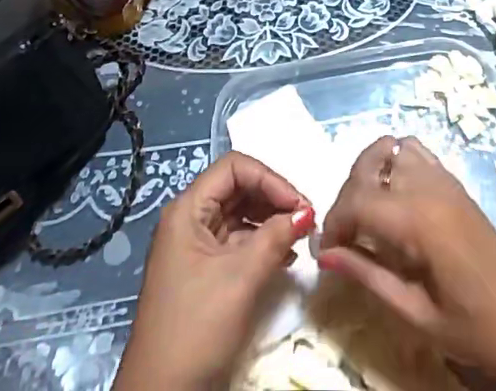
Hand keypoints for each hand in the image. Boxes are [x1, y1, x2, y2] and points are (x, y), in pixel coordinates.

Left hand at [115, 151, 314, 390]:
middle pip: (237, 188)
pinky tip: (286, 257)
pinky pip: (237, 241)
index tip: (301, 205)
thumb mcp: (240, 278)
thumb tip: (306, 212)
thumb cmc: (197, 326)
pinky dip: (262, 243)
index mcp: (188, 209)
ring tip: (301, 237)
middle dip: (273, 198)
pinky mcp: (204, 270)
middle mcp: (189, 219)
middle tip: (307, 221)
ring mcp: (195, 245)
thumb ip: (274, 239)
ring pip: (239, 215)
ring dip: (270, 221)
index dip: (270, 179)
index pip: (234, 168)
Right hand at [319, 136, 495, 390]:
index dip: (333, 224)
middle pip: (366, 170)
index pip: (356, 203)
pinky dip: (393, 162)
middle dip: (345, 199)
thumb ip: (368, 275)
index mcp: (417, 221)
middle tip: (343, 237)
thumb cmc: (475, 327)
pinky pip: (414, 151)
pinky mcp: (453, 182)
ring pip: (388, 150)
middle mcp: (427, 188)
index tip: (325, 253)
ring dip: (368, 174)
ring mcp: (442, 179)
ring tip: (367, 213)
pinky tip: (394, 196)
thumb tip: (324, 256)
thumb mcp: (416, 313)